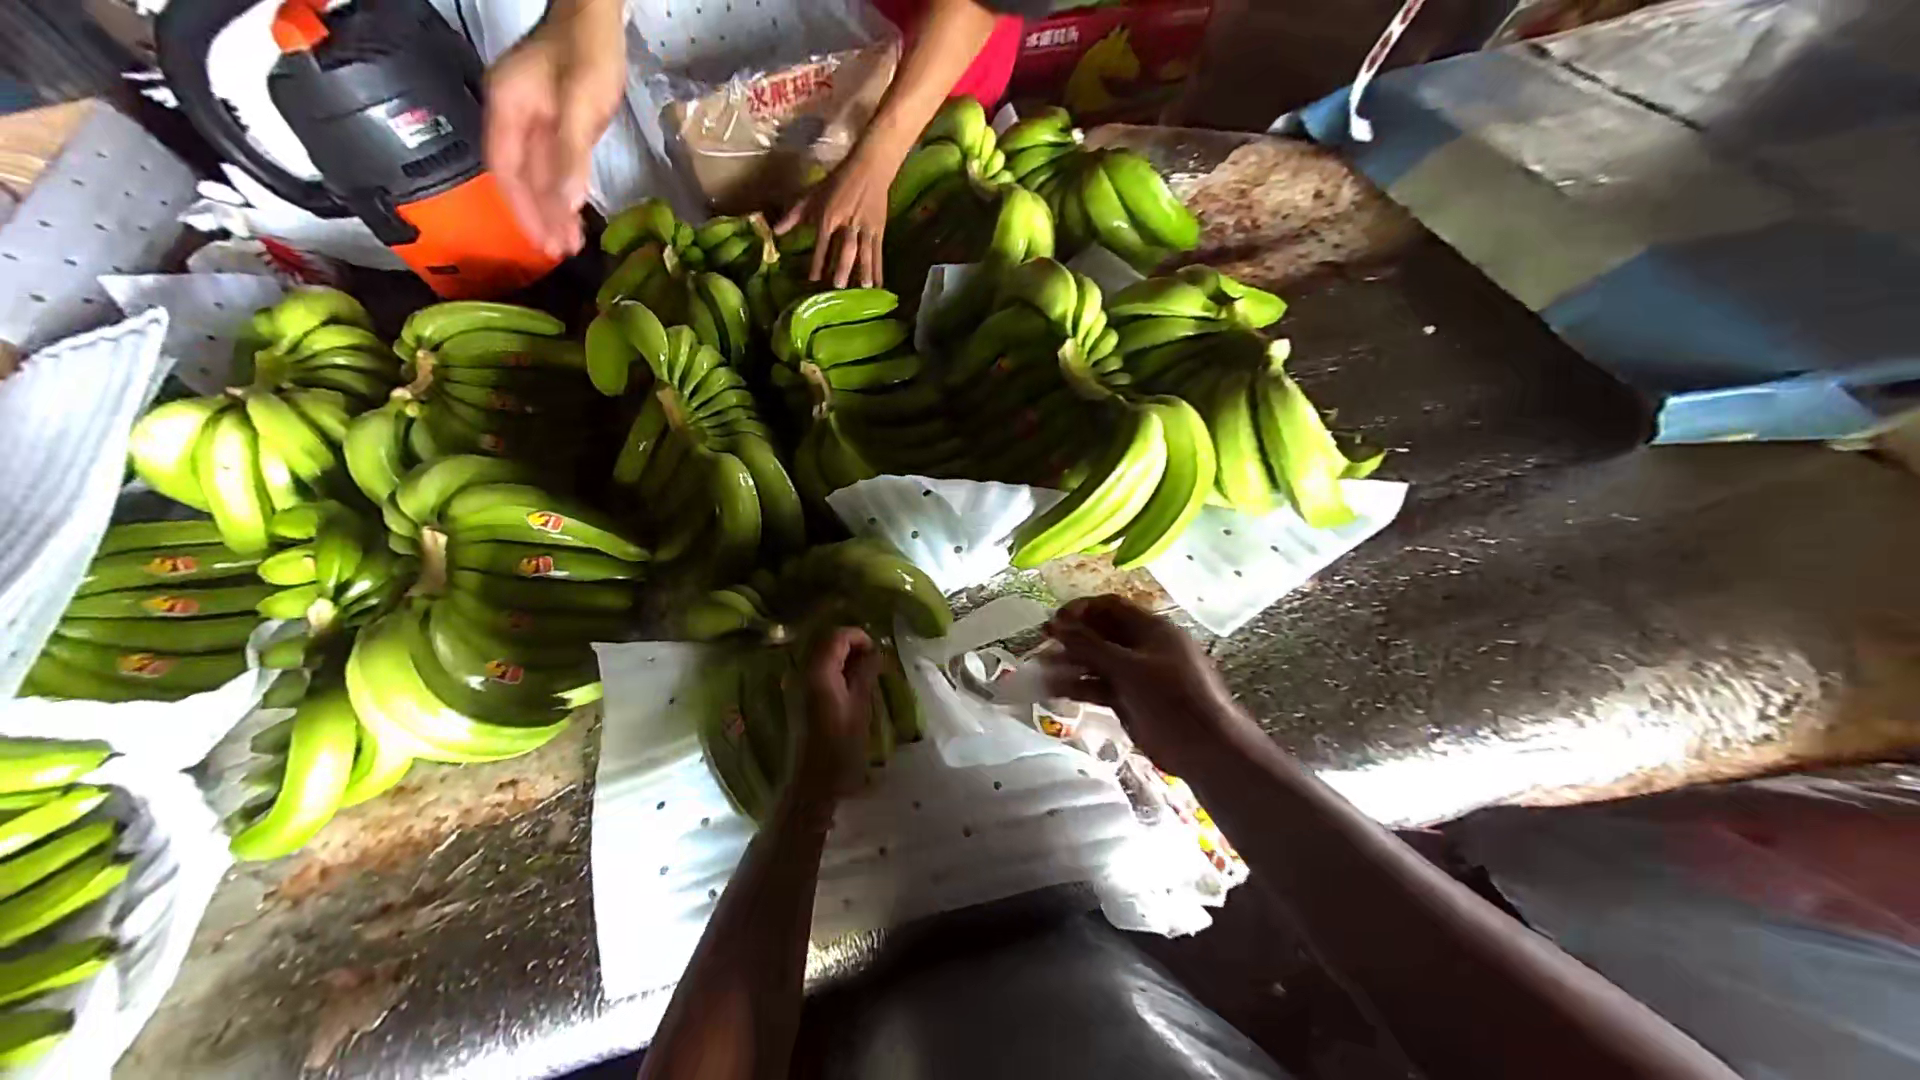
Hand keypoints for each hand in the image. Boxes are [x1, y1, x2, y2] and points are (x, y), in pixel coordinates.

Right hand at [483, 6, 626, 257]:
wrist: (597, 17)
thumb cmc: (586, 54)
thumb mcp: (581, 107)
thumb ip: (570, 156)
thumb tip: (565, 203)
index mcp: (506, 110)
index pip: (506, 171)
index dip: (521, 209)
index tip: (541, 241)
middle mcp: (513, 117)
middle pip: (520, 178)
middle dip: (539, 216)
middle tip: (561, 252)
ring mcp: (533, 120)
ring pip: (538, 175)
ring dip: (553, 209)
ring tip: (570, 244)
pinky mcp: (555, 124)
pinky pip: (553, 165)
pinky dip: (563, 191)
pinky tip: (574, 212)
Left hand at [775, 144, 900, 288]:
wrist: (869, 166)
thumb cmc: (837, 181)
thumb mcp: (813, 194)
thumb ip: (794, 215)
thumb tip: (775, 231)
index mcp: (829, 215)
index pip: (822, 243)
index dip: (818, 260)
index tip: (813, 279)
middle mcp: (847, 223)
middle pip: (846, 248)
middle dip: (844, 266)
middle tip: (840, 286)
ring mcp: (865, 227)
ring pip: (865, 251)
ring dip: (865, 270)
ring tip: (865, 288)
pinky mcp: (878, 230)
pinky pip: (878, 252)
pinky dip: (878, 269)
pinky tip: (879, 284)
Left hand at [792, 627, 884, 802]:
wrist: (812, 782)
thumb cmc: (840, 747)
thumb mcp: (860, 708)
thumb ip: (865, 674)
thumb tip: (875, 652)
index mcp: (818, 673)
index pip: (836, 636)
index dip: (858, 636)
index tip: (877, 650)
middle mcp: (801, 672)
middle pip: (824, 642)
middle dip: (850, 643)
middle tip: (874, 659)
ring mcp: (795, 684)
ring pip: (819, 654)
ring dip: (842, 656)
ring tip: (865, 672)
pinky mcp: (796, 696)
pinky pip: (814, 669)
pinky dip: (833, 668)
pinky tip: (849, 685)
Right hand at [1043, 595, 1255, 775]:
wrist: (1205, 748)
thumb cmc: (1172, 698)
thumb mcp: (1130, 668)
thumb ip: (1090, 646)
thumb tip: (1056, 625)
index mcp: (1151, 629)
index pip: (1110, 607)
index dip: (1081, 610)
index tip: (1054, 620)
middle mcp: (1143, 647)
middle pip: (1101, 634)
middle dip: (1071, 637)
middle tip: (1041, 643)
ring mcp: (1136, 675)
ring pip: (1097, 662)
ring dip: (1070, 663)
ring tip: (1040, 669)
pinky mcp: (1130, 700)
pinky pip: (1099, 687)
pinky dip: (1078, 687)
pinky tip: (1054, 690)